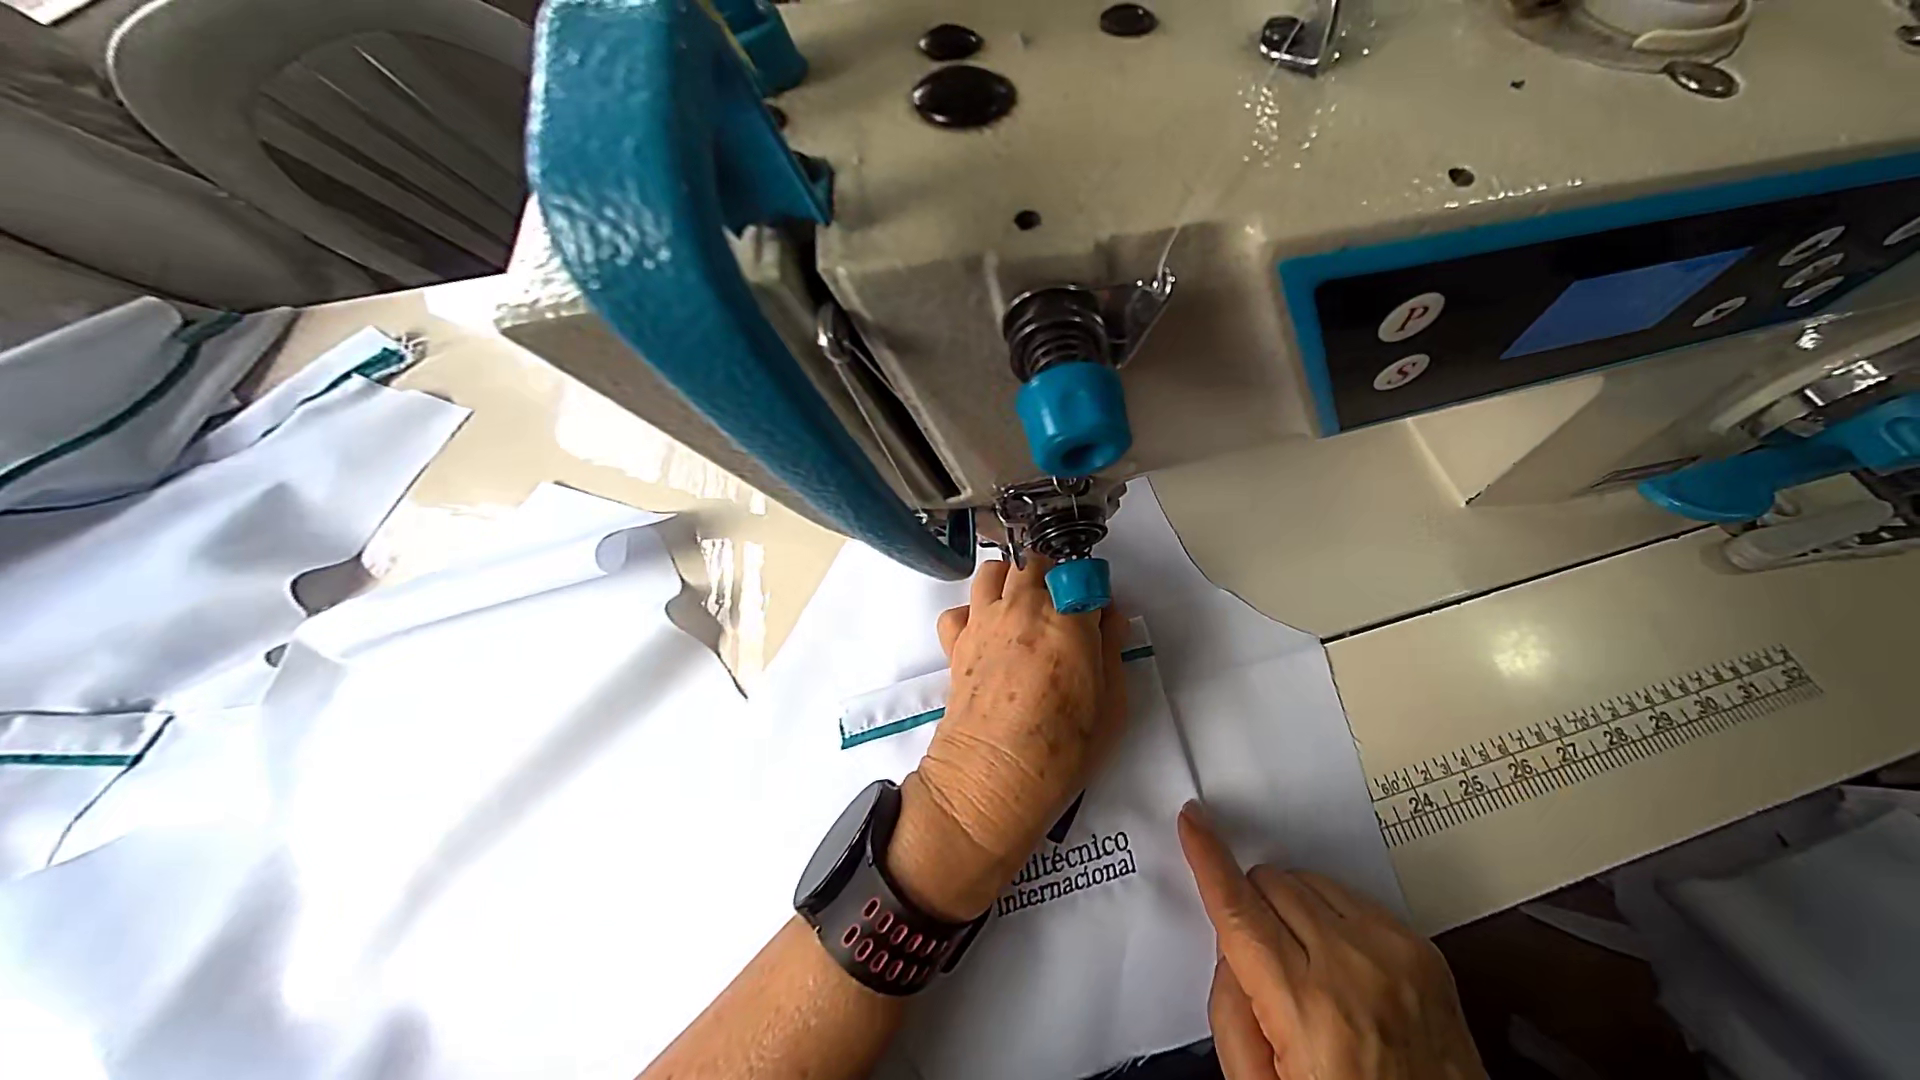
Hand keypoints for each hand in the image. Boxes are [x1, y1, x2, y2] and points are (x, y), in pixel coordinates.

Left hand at [887, 557, 1126, 920]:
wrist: (993, 777)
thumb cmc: (1060, 750)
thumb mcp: (1112, 704)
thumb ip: (1112, 649)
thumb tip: (1109, 618)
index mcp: (1066, 620)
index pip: (1083, 574)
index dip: (1092, 586)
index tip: (1097, 604)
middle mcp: (1021, 609)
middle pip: (1035, 562)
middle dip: (1052, 575)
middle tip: (1062, 604)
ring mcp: (983, 622)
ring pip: (992, 571)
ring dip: (1010, 578)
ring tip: (1022, 605)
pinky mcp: (956, 642)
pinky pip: (958, 608)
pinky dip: (971, 611)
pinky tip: (986, 631)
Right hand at [1177, 804, 1485, 1079]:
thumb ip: (1227, 1009)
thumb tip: (1229, 947)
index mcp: (1306, 1007)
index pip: (1239, 907)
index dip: (1208, 858)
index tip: (1195, 823)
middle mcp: (1354, 969)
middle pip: (1269, 882)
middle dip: (1252, 907)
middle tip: (1265, 963)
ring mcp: (1393, 954)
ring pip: (1305, 880)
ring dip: (1291, 907)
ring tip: (1307, 966)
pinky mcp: (1420, 949)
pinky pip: (1348, 894)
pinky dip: (1330, 914)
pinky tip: (1339, 961)